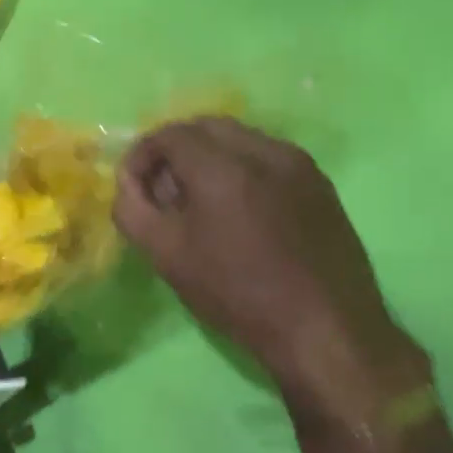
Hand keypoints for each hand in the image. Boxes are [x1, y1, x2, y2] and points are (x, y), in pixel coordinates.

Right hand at [112, 118, 427, 419]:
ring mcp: (300, 166)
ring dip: (208, 157)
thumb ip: (132, 207)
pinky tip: (235, 210)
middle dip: (175, 150)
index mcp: (223, 169)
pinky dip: (239, 168)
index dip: (141, 155)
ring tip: (198, 202)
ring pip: (239, 138)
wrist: (321, 326)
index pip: (170, 134)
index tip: (133, 186)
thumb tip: (130, 180)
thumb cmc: (233, 291)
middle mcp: (265, 153)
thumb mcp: (163, 253)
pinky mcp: (320, 184)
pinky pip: (267, 156)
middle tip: (161, 189)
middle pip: (207, 126)